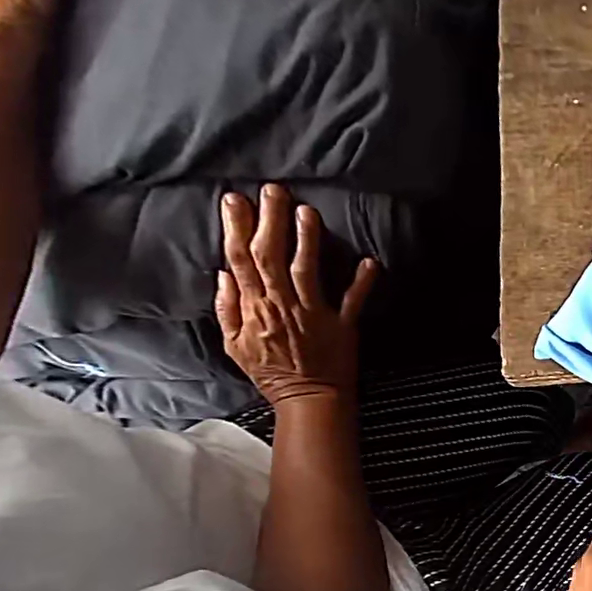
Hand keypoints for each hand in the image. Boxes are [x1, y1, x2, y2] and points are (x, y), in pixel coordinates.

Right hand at [217, 185, 377, 407]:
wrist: (309, 401)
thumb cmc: (272, 373)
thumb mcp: (235, 346)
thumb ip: (227, 309)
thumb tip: (222, 274)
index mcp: (254, 309)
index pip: (241, 260)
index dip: (236, 228)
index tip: (235, 199)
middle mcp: (283, 306)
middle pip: (271, 257)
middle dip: (270, 221)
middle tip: (272, 189)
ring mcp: (314, 315)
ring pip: (307, 271)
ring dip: (308, 240)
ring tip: (308, 211)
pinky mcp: (343, 325)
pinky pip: (353, 301)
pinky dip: (362, 282)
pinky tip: (369, 261)